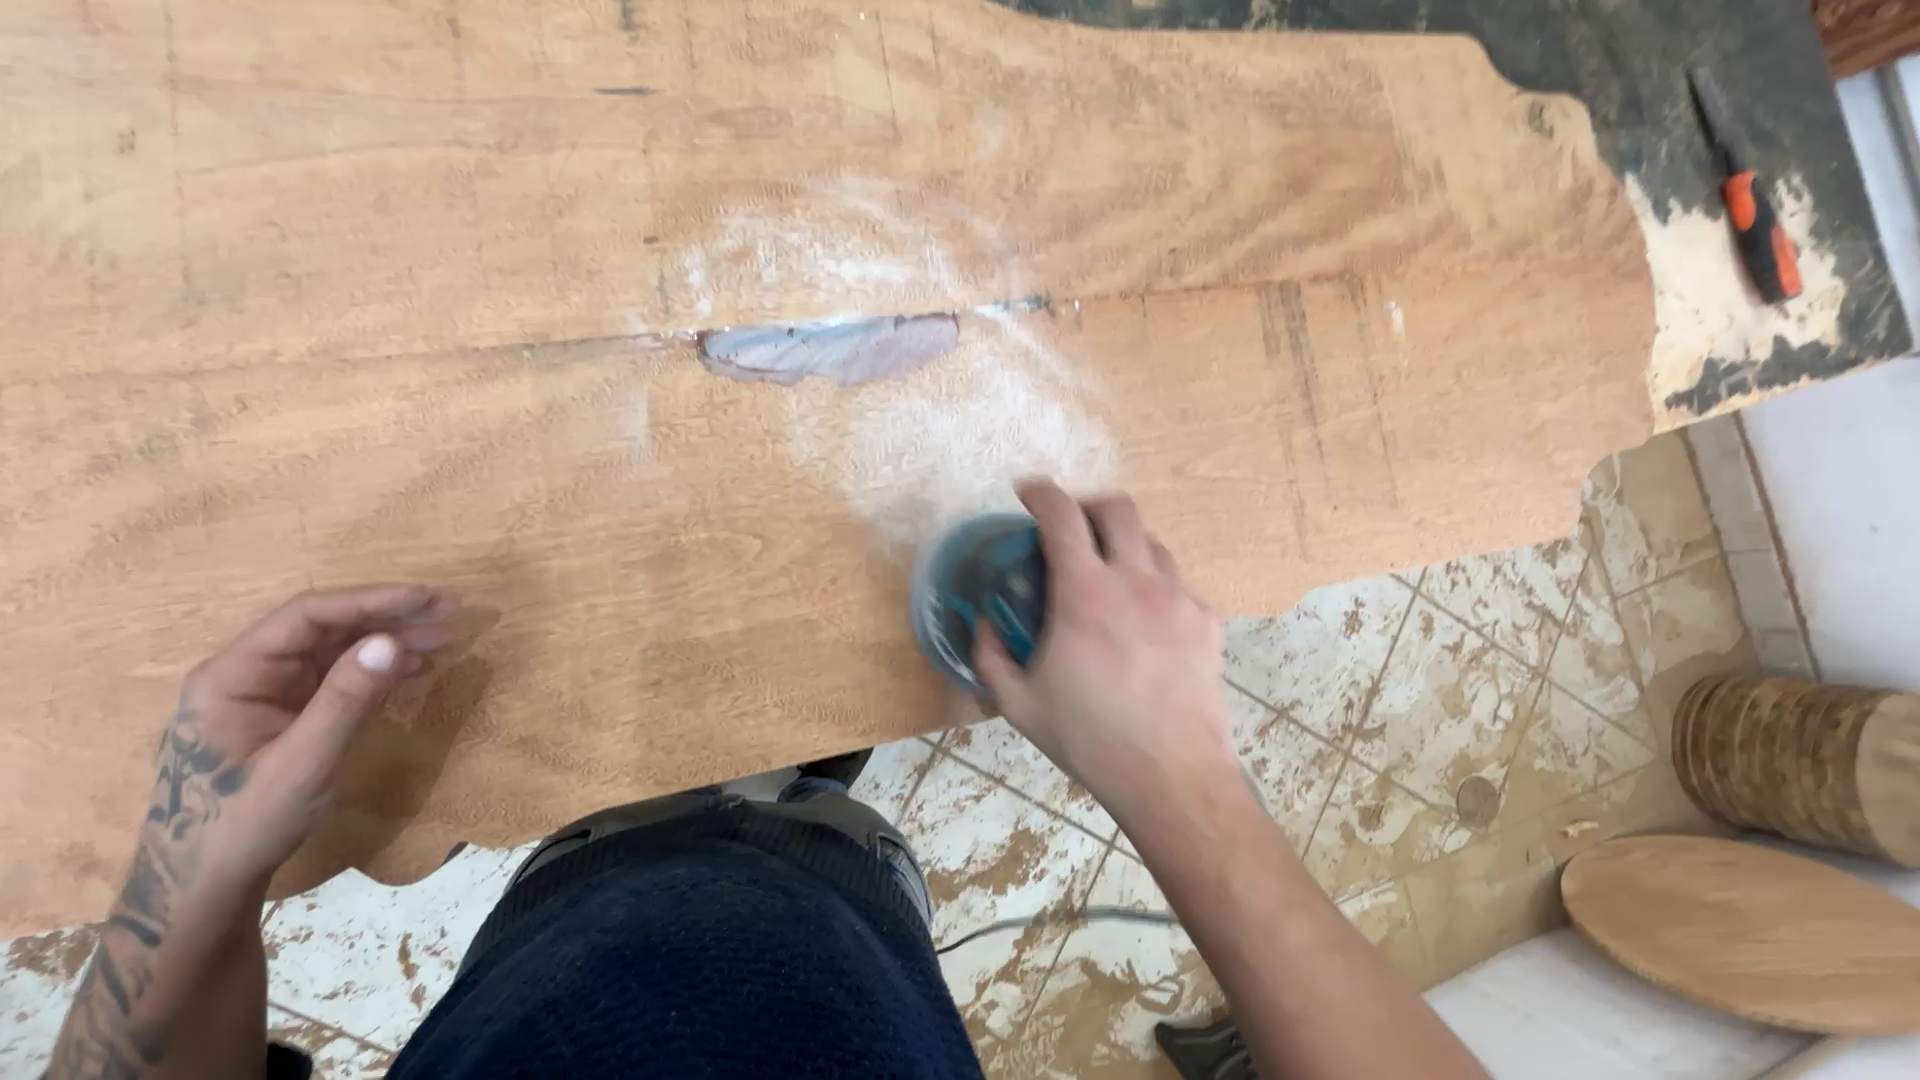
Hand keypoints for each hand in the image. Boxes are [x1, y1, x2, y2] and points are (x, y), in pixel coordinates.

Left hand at [139, 584, 457, 900]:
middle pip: (324, 626)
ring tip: (443, 635)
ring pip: (334, 647)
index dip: (370, 601)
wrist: (204, 883)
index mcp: (231, 676)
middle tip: (448, 611)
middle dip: (387, 615)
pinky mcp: (286, 711)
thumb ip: (345, 699)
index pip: (306, 616)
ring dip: (388, 637)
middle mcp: (247, 673)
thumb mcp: (303, 763)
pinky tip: (414, 665)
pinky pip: (336, 674)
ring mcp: (266, 692)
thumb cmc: (244, 824)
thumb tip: (391, 642)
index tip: (426, 599)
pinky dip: (377, 666)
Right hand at [972, 480, 1235, 812]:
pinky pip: (1177, 585)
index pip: (1061, 515)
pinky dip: (1154, 587)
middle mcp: (1136, 582)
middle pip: (1117, 508)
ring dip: (1123, 546)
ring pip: (1151, 544)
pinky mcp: (1208, 621)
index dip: (1040, 492)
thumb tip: (983, 623)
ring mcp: (1179, 598)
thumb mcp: (1019, 704)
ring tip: (1108, 576)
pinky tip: (1144, 622)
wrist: (1172, 776)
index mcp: (1084, 595)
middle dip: (1088, 505)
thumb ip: (991, 656)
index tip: (1027, 491)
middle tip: (1071, 528)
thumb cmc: (1090, 740)